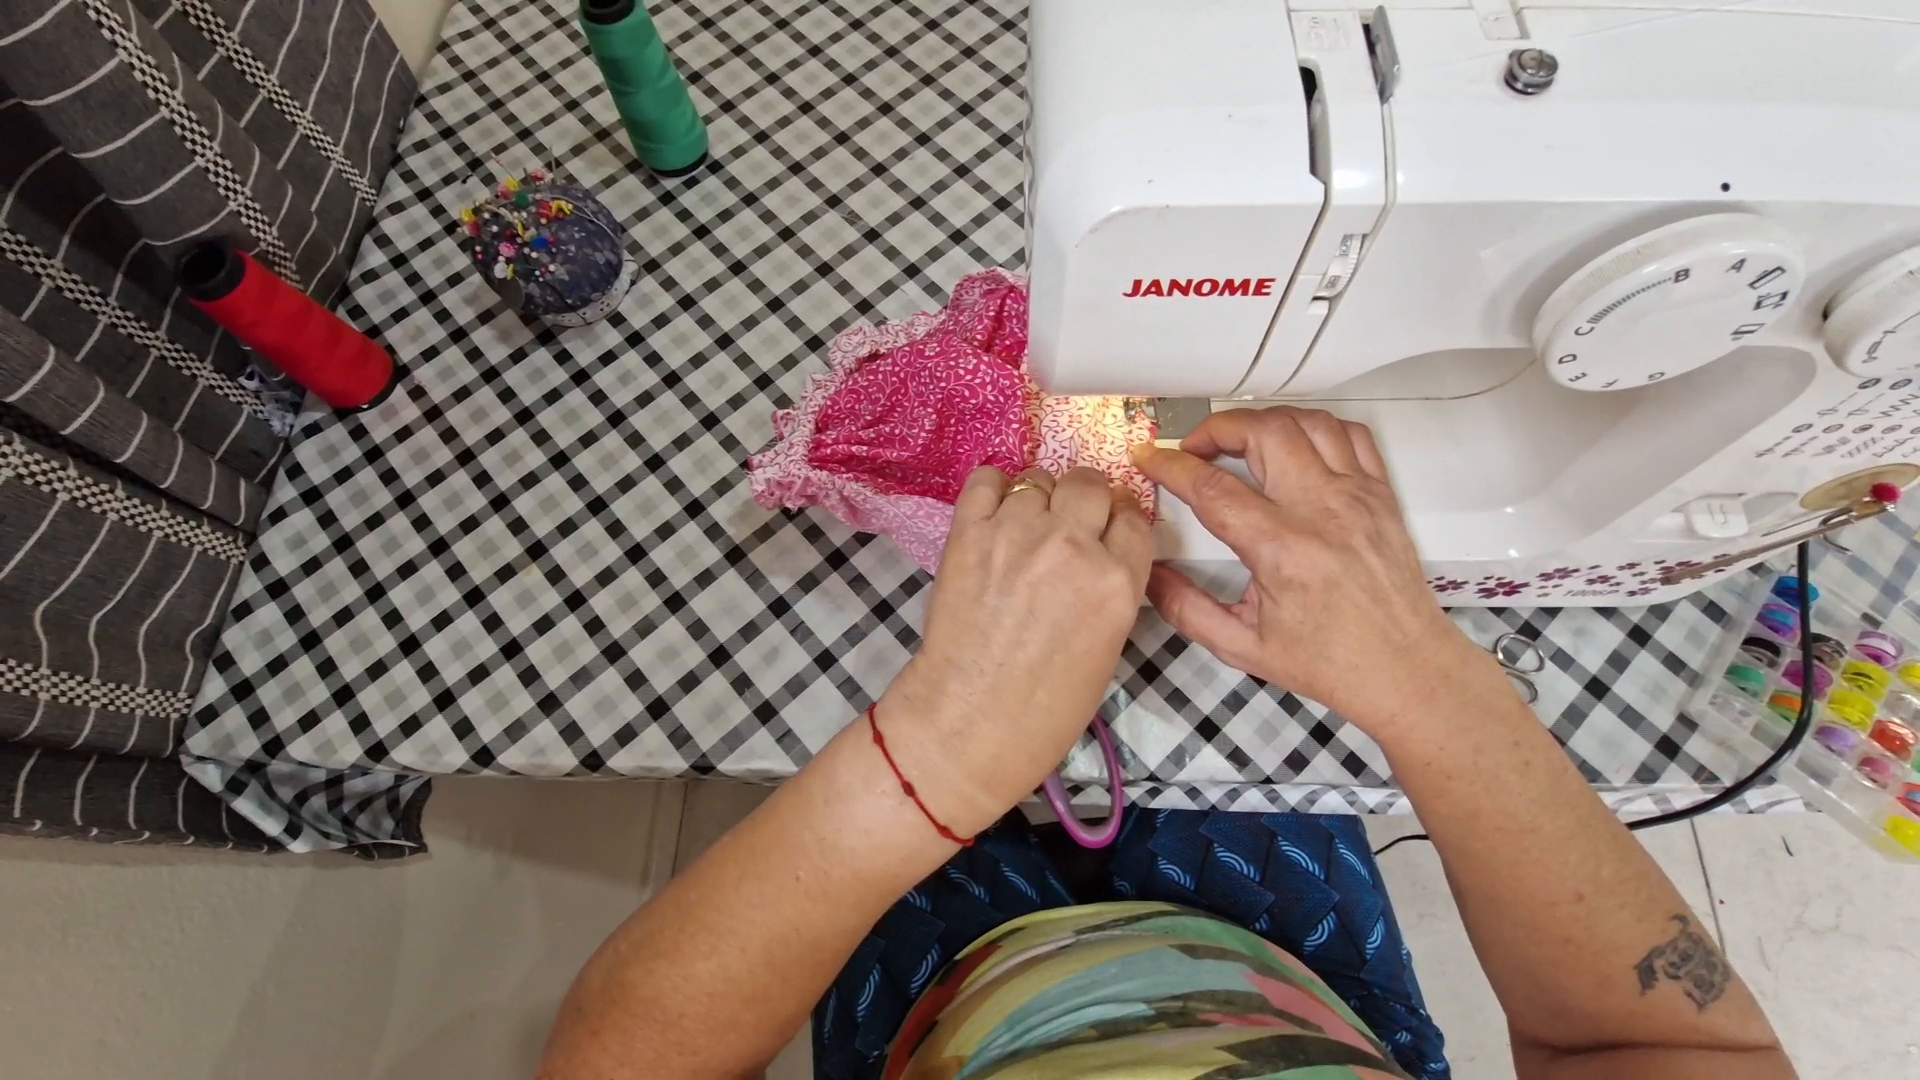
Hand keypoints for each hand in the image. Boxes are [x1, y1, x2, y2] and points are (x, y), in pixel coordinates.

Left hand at [878, 467, 1152, 835]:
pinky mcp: (969, 532)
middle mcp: (1072, 545)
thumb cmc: (1046, 707)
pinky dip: (993, 488)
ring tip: (1024, 525)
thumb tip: (1100, 554)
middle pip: (1090, 485)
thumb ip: (1111, 591)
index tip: (1106, 533)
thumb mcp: (1107, 648)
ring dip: (1038, 497)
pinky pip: (986, 480)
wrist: (970, 720)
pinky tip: (993, 510)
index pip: (1134, 520)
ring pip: (1039, 479)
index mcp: (1117, 582)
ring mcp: (1017, 532)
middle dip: (1085, 500)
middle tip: (1067, 523)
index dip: (1120, 524)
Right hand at [1133, 407, 1487, 730]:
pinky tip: (1292, 446)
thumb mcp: (1240, 646)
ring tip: (1238, 442)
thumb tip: (1149, 573)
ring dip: (1263, 422)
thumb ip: (1185, 608)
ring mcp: (1358, 497)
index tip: (1148, 458)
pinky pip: (1350, 434)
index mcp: (1282, 550)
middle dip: (1216, 428)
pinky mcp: (1381, 495)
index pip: (1213, 487)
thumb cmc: (1327, 662)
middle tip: (1193, 449)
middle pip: (1264, 432)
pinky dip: (1313, 427)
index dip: (1171, 466)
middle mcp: (1323, 513)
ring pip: (1307, 422)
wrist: (1406, 671)